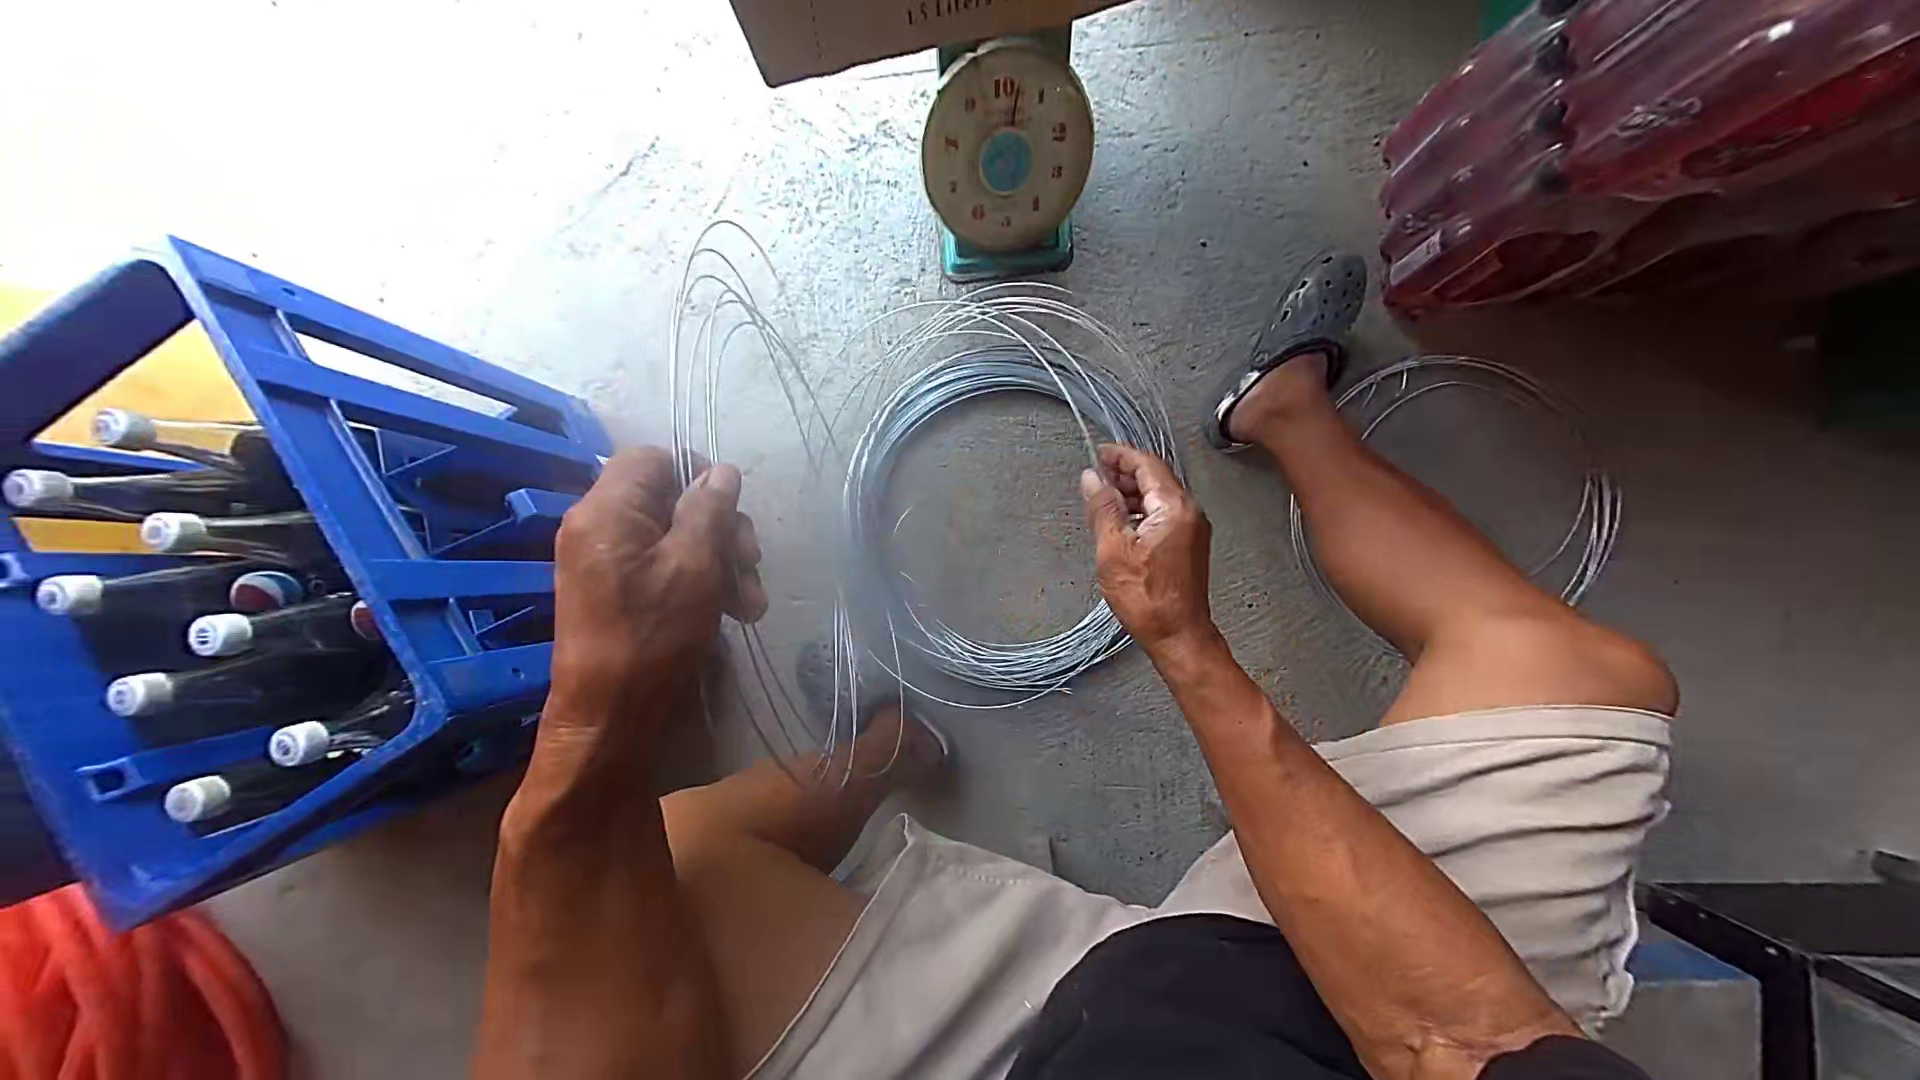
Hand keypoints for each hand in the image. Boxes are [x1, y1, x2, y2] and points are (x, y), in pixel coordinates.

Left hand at [549, 447, 766, 714]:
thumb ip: (709, 510)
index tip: (731, 506)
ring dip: (724, 562)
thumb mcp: (694, 566)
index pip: (652, 458)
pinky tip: (736, 613)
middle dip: (722, 529)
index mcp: (607, 511)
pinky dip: (704, 582)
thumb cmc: (653, 636)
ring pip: (680, 536)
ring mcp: (610, 561)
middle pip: (673, 500)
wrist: (611, 715)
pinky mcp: (622, 589)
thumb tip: (723, 472)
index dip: (697, 472)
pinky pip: (669, 566)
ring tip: (751, 604)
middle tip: (752, 562)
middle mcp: (602, 528)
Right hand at [1080, 443, 1216, 652]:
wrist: (1178, 634)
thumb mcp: (1113, 549)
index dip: (1121, 455)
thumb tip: (1092, 478)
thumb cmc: (1147, 599)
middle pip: (1156, 477)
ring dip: (1131, 492)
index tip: (1100, 452)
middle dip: (1125, 472)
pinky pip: (1163, 514)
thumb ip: (1102, 508)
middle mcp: (1190, 513)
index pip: (1147, 465)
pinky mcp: (1188, 544)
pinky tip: (1121, 520)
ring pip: (1159, 496)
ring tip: (1103, 496)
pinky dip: (1140, 509)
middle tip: (1098, 473)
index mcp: (1174, 508)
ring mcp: (1192, 529)